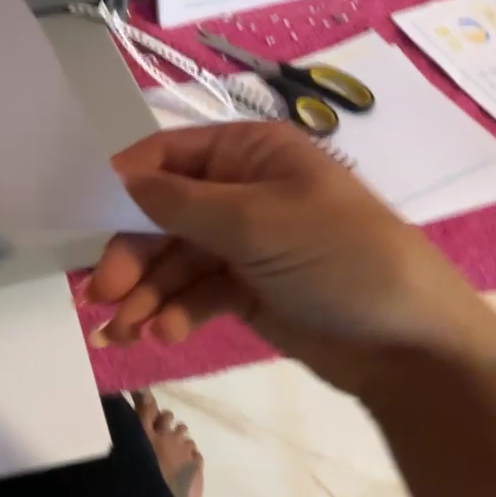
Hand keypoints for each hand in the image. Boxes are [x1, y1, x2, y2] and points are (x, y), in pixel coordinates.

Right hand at [90, 122, 482, 391]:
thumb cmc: (338, 257)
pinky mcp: (246, 288)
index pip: (167, 156)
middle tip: (101, 295)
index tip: (84, 217)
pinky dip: (176, 311)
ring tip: (123, 333)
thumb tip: (118, 179)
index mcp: (248, 153)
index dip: (124, 184)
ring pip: (174, 260)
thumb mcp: (257, 221)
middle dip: (132, 256)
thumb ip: (180, 203)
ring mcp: (244, 242)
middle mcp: (241, 190)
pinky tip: (163, 334)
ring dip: (145, 294)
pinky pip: (196, 292)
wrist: (411, 343)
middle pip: (163, 215)